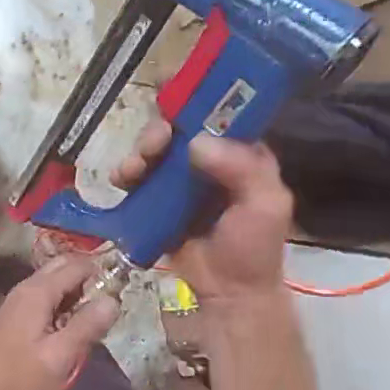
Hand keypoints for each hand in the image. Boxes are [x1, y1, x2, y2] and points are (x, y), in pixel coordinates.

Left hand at [0, 256, 119, 389]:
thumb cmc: (19, 375)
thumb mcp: (60, 355)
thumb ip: (87, 326)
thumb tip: (113, 300)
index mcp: (40, 290)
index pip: (79, 265)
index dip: (102, 273)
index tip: (121, 292)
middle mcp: (29, 286)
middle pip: (65, 267)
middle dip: (90, 279)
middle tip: (108, 305)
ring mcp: (20, 298)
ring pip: (56, 281)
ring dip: (77, 292)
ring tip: (93, 318)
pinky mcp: (17, 312)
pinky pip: (47, 295)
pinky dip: (64, 302)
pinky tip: (70, 326)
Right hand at [112, 118, 292, 305]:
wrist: (228, 293)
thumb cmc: (254, 247)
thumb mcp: (265, 205)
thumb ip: (242, 169)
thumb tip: (196, 143)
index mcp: (240, 154)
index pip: (218, 115)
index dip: (196, 101)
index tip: (175, 96)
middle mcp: (208, 161)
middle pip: (177, 129)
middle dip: (160, 130)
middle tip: (156, 143)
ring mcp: (179, 182)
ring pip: (154, 151)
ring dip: (140, 152)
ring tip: (134, 169)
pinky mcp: (156, 202)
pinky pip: (138, 180)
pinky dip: (127, 174)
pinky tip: (123, 180)